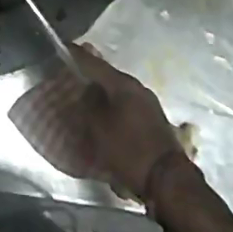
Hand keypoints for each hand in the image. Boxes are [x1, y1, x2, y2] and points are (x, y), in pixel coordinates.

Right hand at [69, 44, 186, 196]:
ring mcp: (149, 104)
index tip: (63, 49)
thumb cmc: (129, 150)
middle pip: (109, 75)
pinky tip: (106, 113)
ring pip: (119, 91)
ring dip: (103, 91)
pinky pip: (128, 104)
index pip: (95, 63)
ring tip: (86, 95)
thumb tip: (84, 89)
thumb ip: (88, 103)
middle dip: (90, 74)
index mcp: (123, 84)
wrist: (169, 182)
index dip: (77, 55)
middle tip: (72, 74)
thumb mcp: (99, 128)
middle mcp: (138, 88)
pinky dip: (114, 104)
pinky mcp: (154, 120)